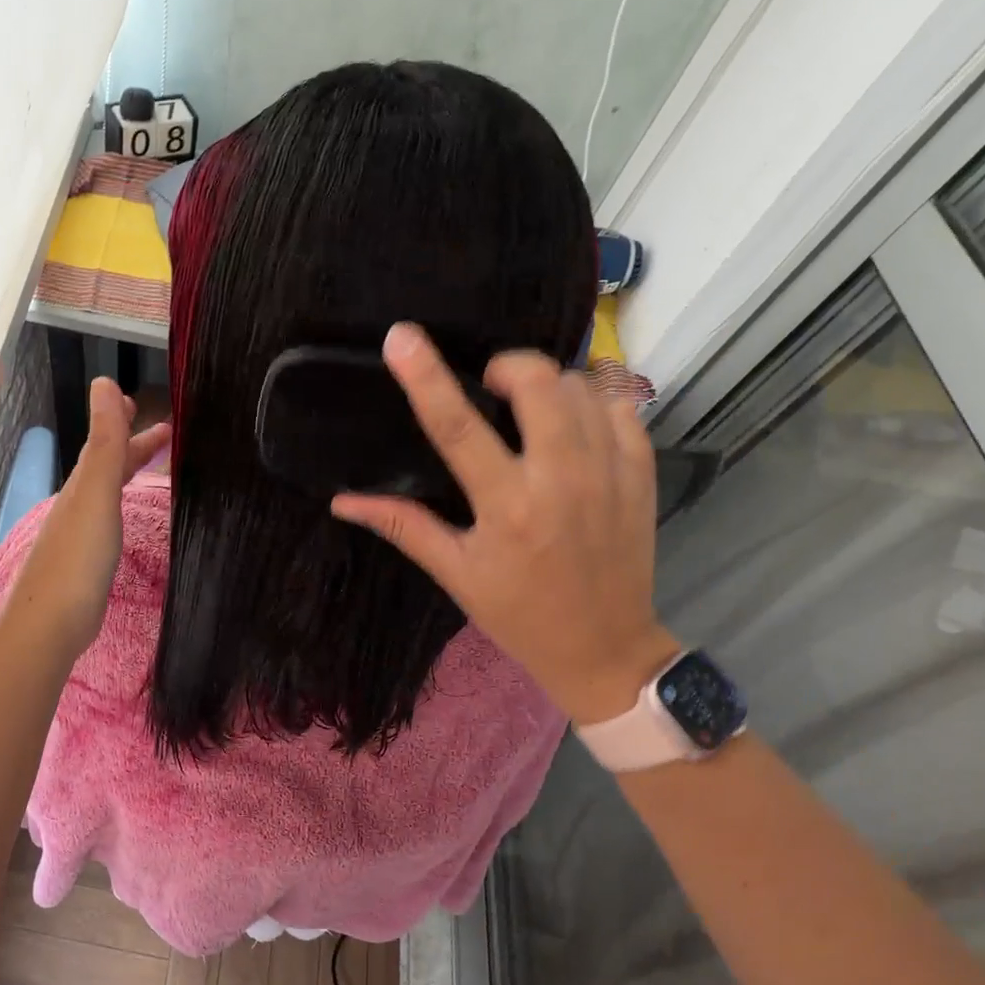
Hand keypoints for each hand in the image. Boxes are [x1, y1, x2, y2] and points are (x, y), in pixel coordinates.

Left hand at [3, 378, 169, 658]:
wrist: (52, 623)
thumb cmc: (79, 556)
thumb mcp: (97, 492)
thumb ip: (104, 441)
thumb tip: (102, 383)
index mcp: (83, 485)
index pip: (106, 443)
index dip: (123, 421)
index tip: (143, 402)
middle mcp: (78, 504)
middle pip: (106, 465)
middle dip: (131, 445)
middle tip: (165, 432)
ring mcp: (80, 535)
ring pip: (107, 492)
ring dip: (128, 474)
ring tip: (152, 468)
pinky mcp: (87, 563)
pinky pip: (109, 520)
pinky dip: (122, 507)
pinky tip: (124, 520)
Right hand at [331, 324, 680, 723]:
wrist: (605, 648)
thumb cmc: (519, 612)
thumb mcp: (455, 573)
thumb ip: (403, 526)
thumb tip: (341, 500)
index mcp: (506, 508)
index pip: (456, 426)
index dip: (424, 376)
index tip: (401, 337)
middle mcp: (561, 480)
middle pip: (537, 383)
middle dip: (508, 366)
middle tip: (491, 386)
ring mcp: (610, 472)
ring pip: (582, 386)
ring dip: (549, 383)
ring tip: (532, 409)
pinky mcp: (642, 472)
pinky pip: (622, 404)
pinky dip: (595, 398)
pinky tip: (575, 421)